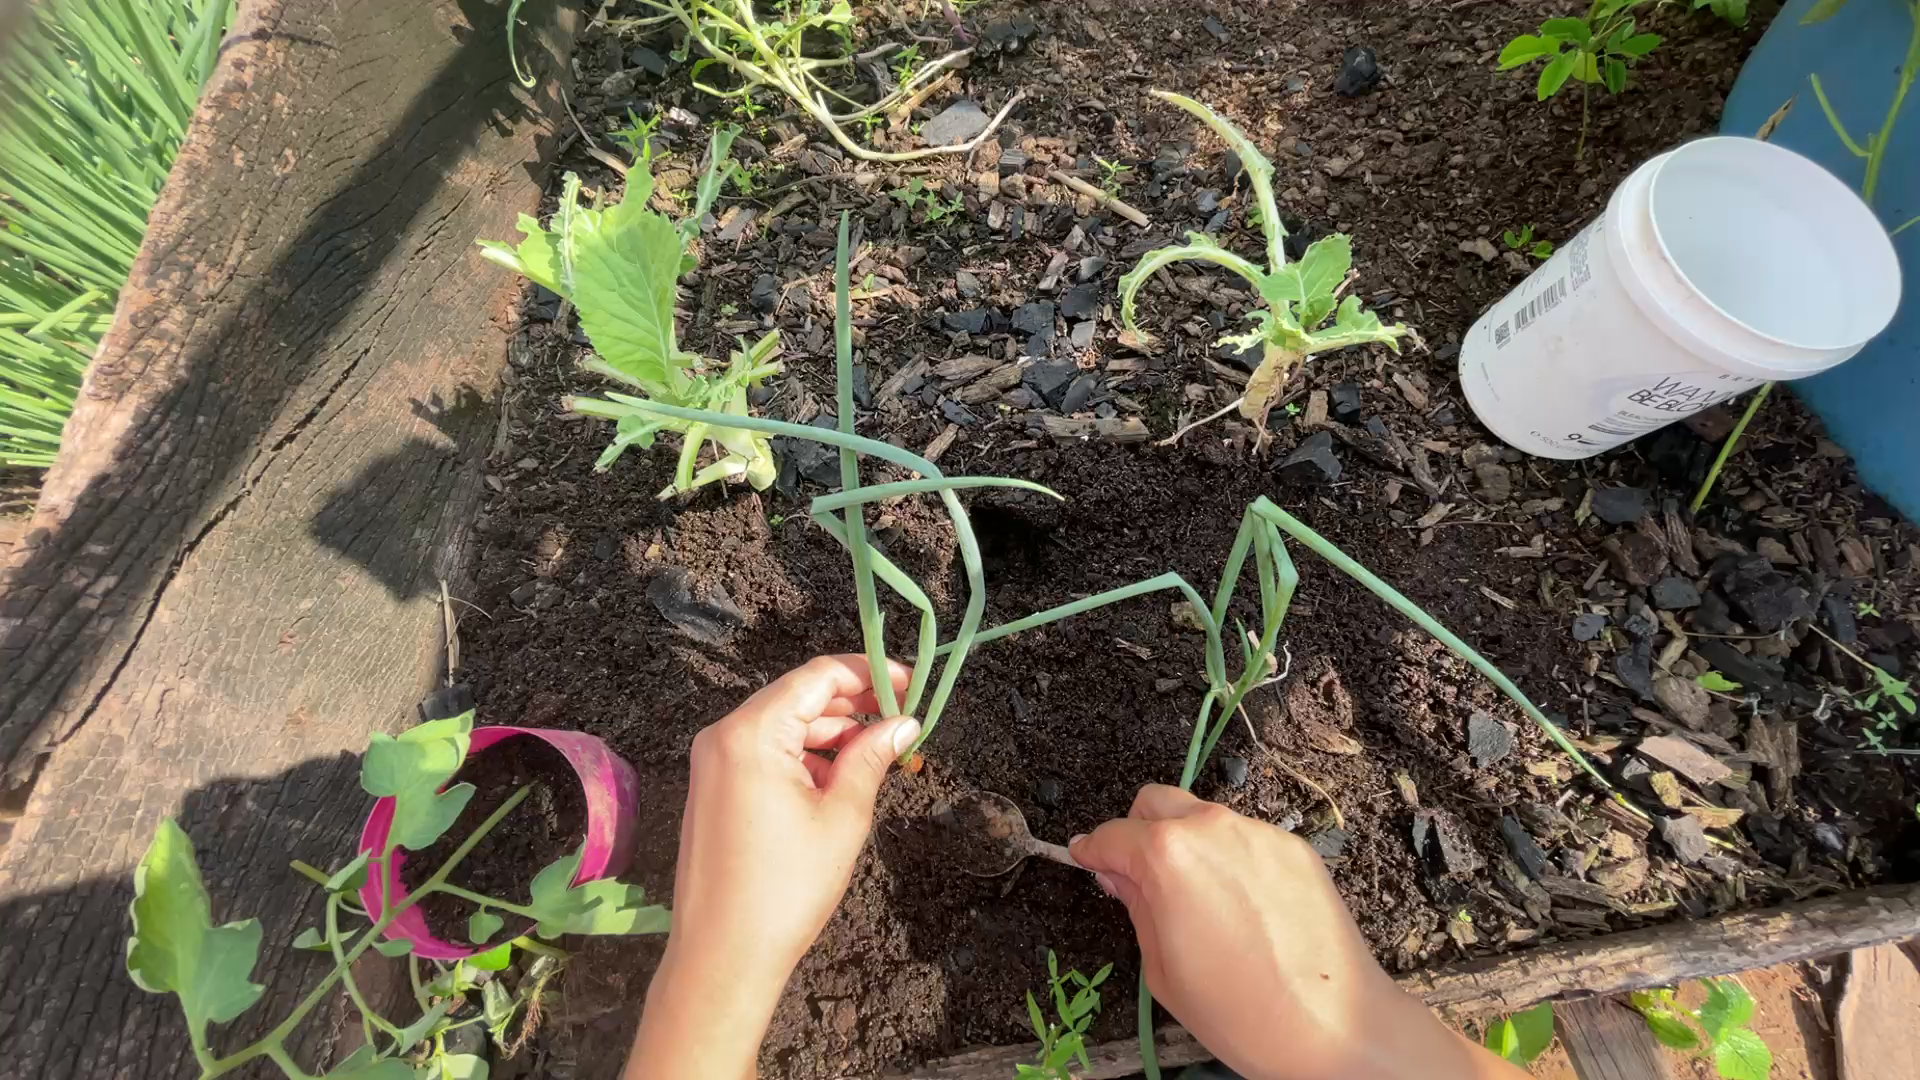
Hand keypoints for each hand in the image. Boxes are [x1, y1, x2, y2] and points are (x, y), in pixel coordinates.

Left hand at [626, 655, 916, 1079]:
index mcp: (752, 731)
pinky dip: (807, 755)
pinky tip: (841, 774)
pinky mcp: (716, 786)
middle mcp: (725, 734)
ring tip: (879, 750)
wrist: (721, 962)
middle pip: (800, 696)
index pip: (817, 676)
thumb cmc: (786, 888)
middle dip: (853, 703)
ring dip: (833, 732)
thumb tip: (905, 723)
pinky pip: (768, 751)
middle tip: (901, 716)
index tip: (907, 683)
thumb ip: (872, 755)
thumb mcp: (843, 814)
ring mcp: (715, 760)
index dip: (867, 672)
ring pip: (786, 724)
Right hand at [1069, 785, 1525, 1079]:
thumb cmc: (1242, 1013)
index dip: (1092, 850)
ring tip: (1201, 896)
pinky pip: (1243, 836)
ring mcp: (1254, 830)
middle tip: (1141, 875)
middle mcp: (1208, 826)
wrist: (1340, 1031)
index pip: (1111, 835)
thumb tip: (1119, 873)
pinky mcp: (1291, 844)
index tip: (1086, 859)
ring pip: (1199, 815)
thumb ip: (1136, 905)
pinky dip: (1229, 856)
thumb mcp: (1162, 969)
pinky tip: (1246, 905)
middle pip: (1152, 801)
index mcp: (1166, 854)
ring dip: (1184, 841)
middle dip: (1136, 830)